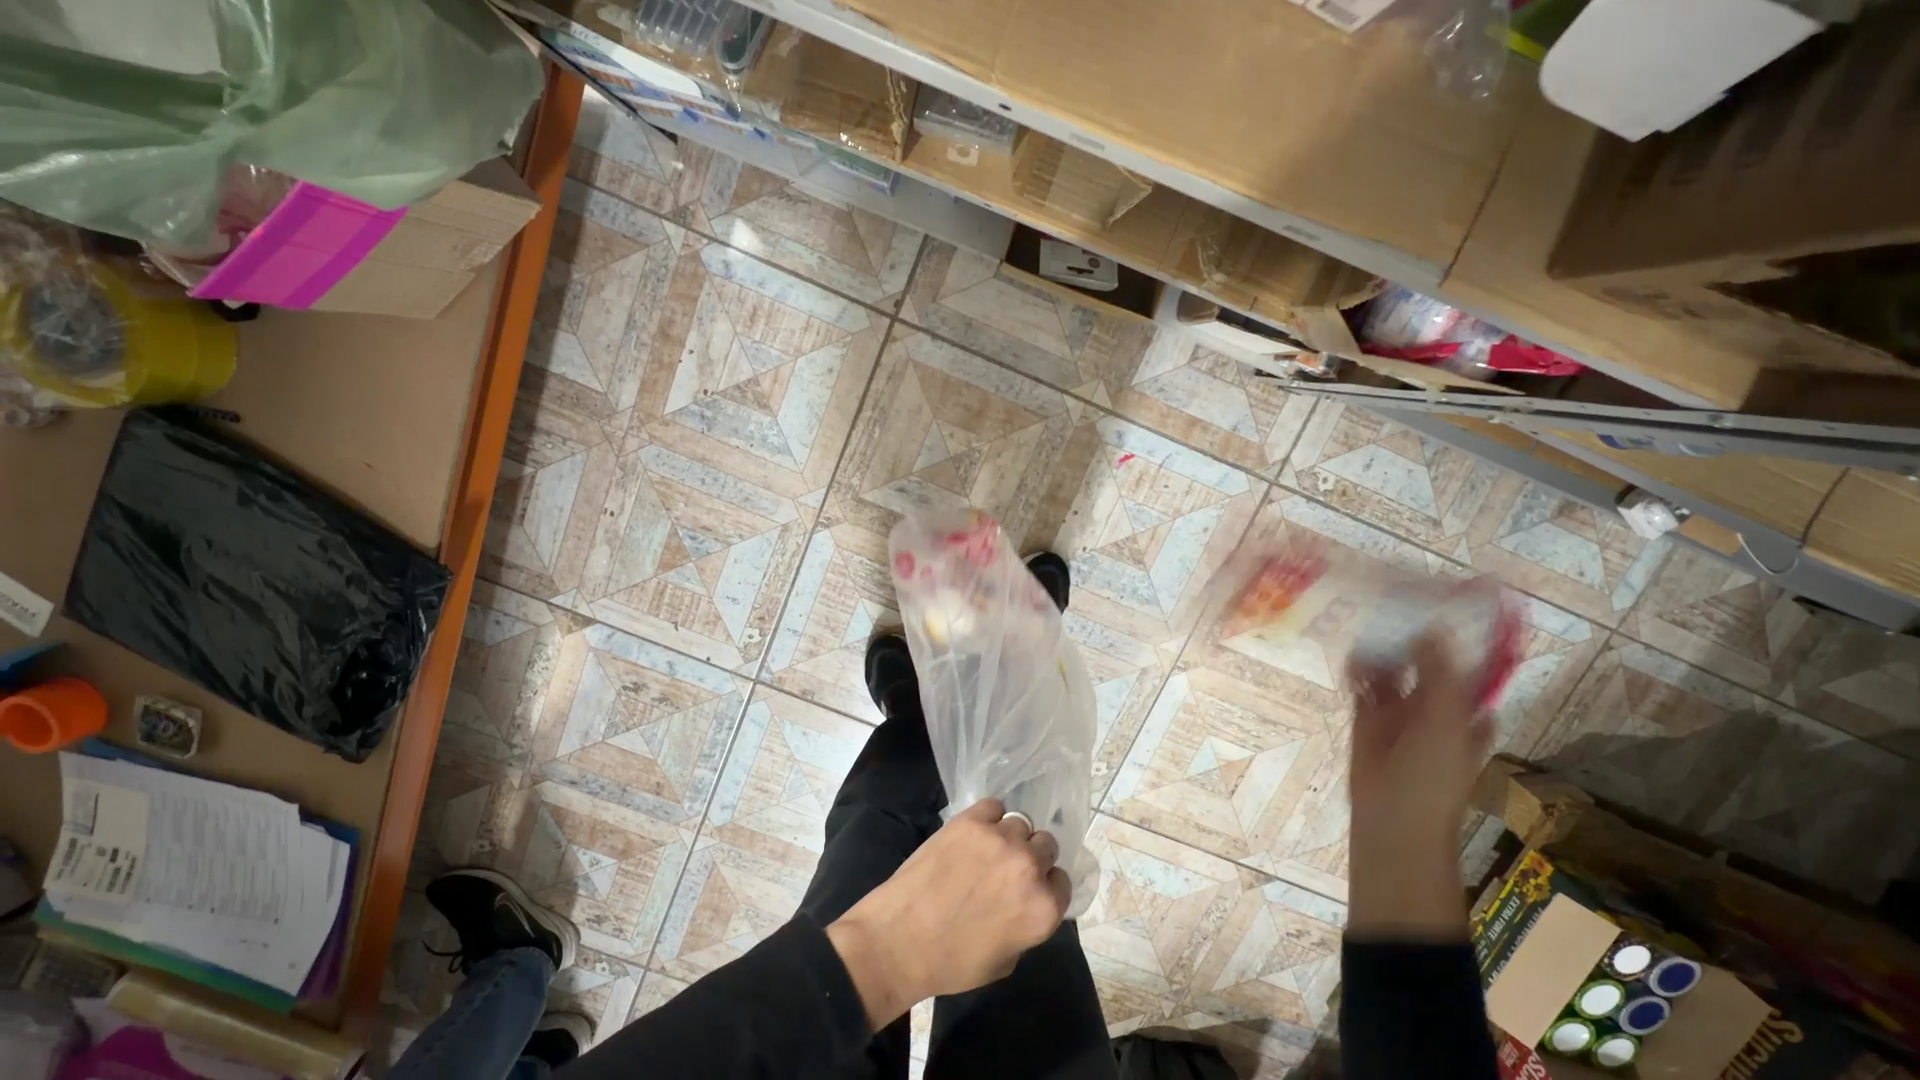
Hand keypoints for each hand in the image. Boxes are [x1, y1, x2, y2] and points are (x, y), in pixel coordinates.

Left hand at [826, 799, 1070, 1028]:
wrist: (897, 940)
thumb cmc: (951, 963)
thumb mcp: (1006, 960)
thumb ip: (1027, 926)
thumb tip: (1026, 902)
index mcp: (1043, 909)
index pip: (1062, 880)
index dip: (1045, 885)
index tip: (1028, 889)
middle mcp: (1030, 868)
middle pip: (1046, 846)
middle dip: (1031, 857)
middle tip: (1006, 870)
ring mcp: (1000, 839)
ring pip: (1021, 824)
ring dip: (1009, 837)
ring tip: (986, 850)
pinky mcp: (970, 821)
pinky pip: (994, 806)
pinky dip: (988, 817)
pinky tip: (974, 833)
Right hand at [1345, 634, 1491, 939]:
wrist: (1393, 819)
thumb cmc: (1433, 775)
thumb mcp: (1447, 721)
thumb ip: (1442, 673)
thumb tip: (1435, 627)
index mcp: (1468, 709)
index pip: (1468, 664)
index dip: (1459, 638)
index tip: (1446, 605)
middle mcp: (1437, 707)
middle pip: (1426, 663)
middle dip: (1413, 639)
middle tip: (1396, 609)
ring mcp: (1402, 714)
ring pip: (1393, 672)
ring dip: (1383, 654)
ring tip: (1371, 636)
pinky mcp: (1369, 721)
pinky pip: (1365, 688)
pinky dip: (1359, 673)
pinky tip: (1354, 664)